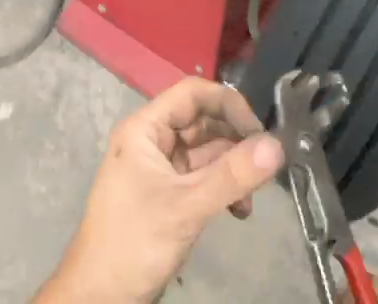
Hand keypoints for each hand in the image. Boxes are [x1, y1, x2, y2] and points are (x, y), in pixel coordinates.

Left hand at [37, 77, 285, 301]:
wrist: (99, 297)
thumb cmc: (134, 242)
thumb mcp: (186, 207)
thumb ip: (231, 175)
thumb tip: (277, 146)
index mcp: (145, 129)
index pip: (193, 94)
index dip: (228, 104)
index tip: (260, 132)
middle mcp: (152, 141)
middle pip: (203, 120)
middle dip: (236, 139)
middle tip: (267, 164)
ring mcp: (161, 168)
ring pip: (207, 150)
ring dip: (234, 168)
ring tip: (255, 193)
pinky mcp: (169, 194)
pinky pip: (204, 177)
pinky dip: (224, 188)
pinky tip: (240, 210)